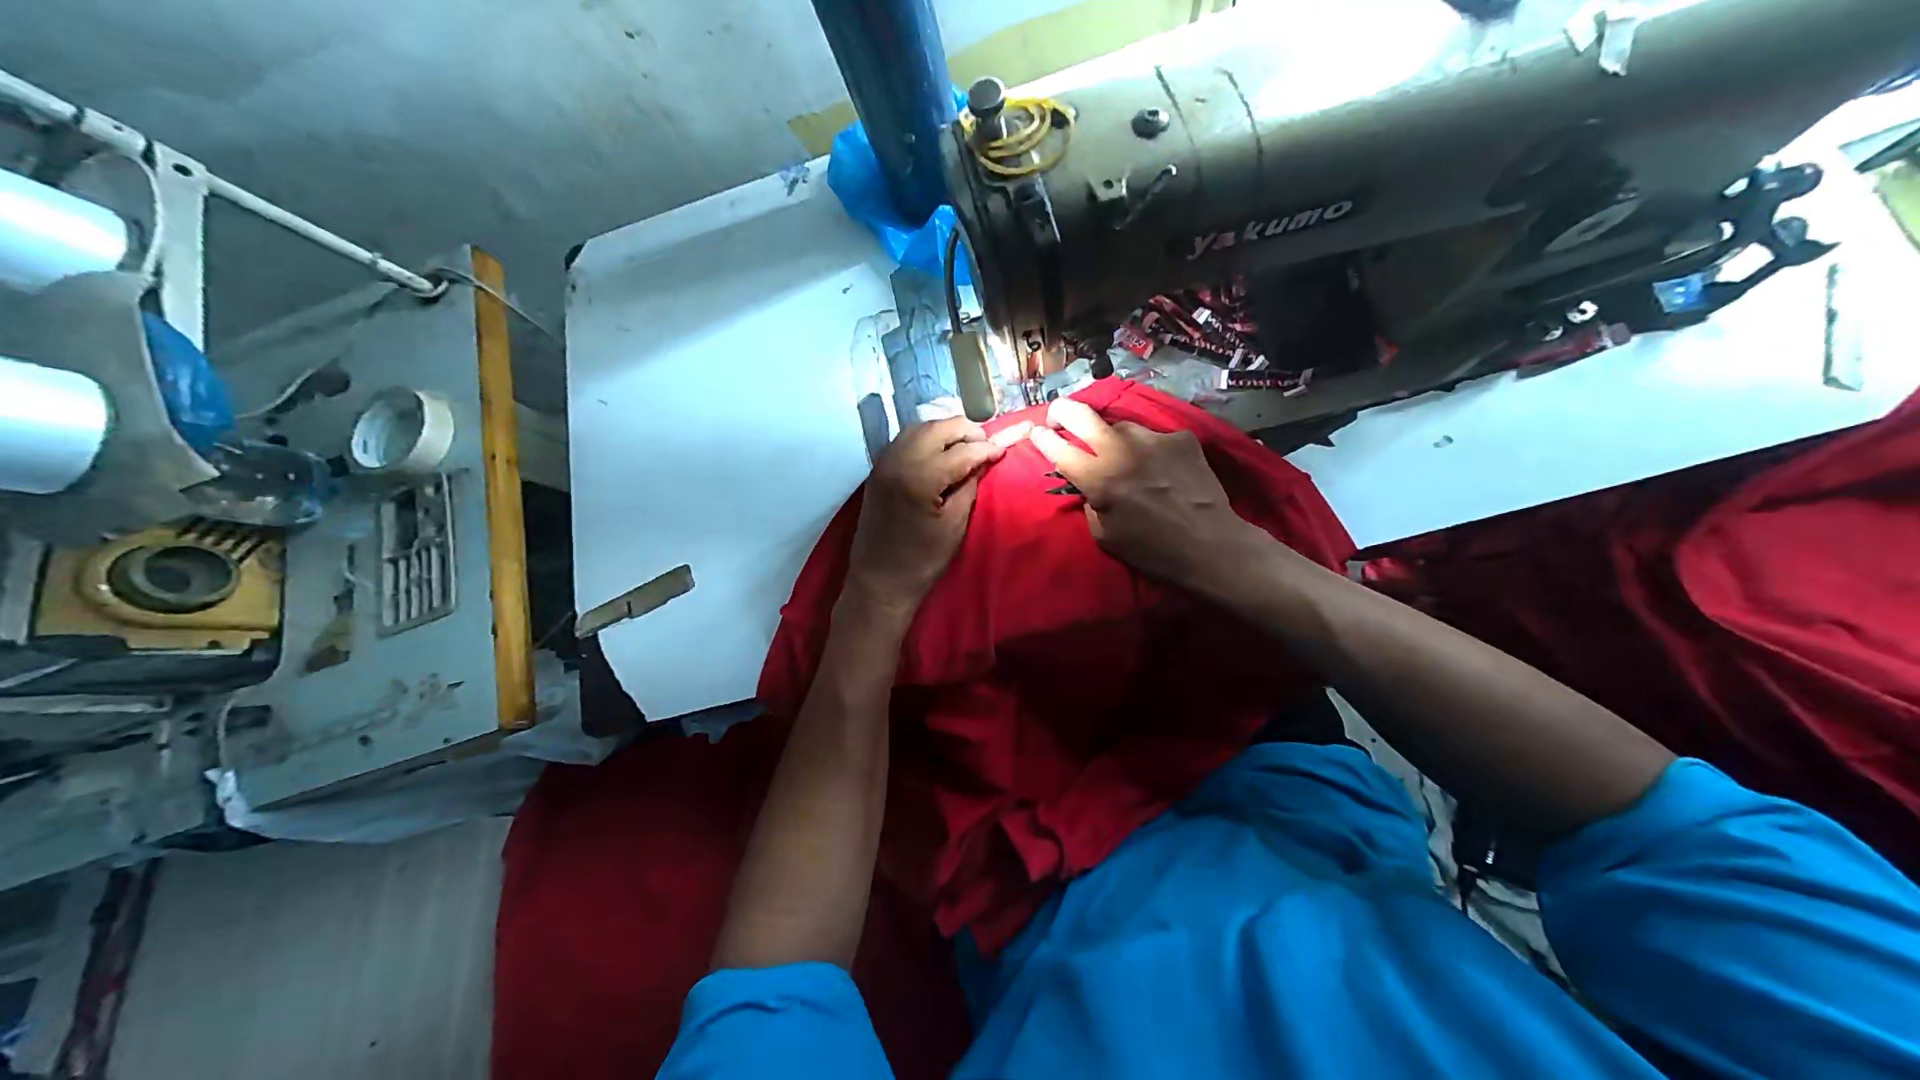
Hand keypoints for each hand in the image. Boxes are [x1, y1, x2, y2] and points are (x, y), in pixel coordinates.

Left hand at [847, 417, 1033, 614]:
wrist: (880, 579)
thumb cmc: (922, 559)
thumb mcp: (955, 524)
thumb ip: (969, 485)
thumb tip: (983, 460)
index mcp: (920, 478)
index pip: (961, 450)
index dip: (985, 448)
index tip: (1002, 450)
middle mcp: (899, 461)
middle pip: (938, 428)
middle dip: (965, 431)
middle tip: (984, 444)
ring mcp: (884, 462)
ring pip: (919, 428)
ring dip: (944, 431)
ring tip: (965, 445)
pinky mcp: (877, 468)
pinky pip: (904, 439)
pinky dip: (926, 438)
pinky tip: (940, 451)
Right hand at [1029, 398, 1270, 591]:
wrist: (1210, 545)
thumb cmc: (1152, 550)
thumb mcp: (1105, 536)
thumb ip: (1089, 503)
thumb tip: (1087, 485)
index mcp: (1098, 478)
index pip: (1058, 447)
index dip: (1041, 437)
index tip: (1037, 433)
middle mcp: (1121, 449)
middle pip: (1079, 414)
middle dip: (1061, 411)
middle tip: (1058, 417)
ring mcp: (1153, 438)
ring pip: (1120, 427)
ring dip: (1114, 438)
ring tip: (1123, 456)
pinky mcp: (1180, 438)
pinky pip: (1154, 438)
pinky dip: (1151, 451)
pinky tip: (1161, 468)